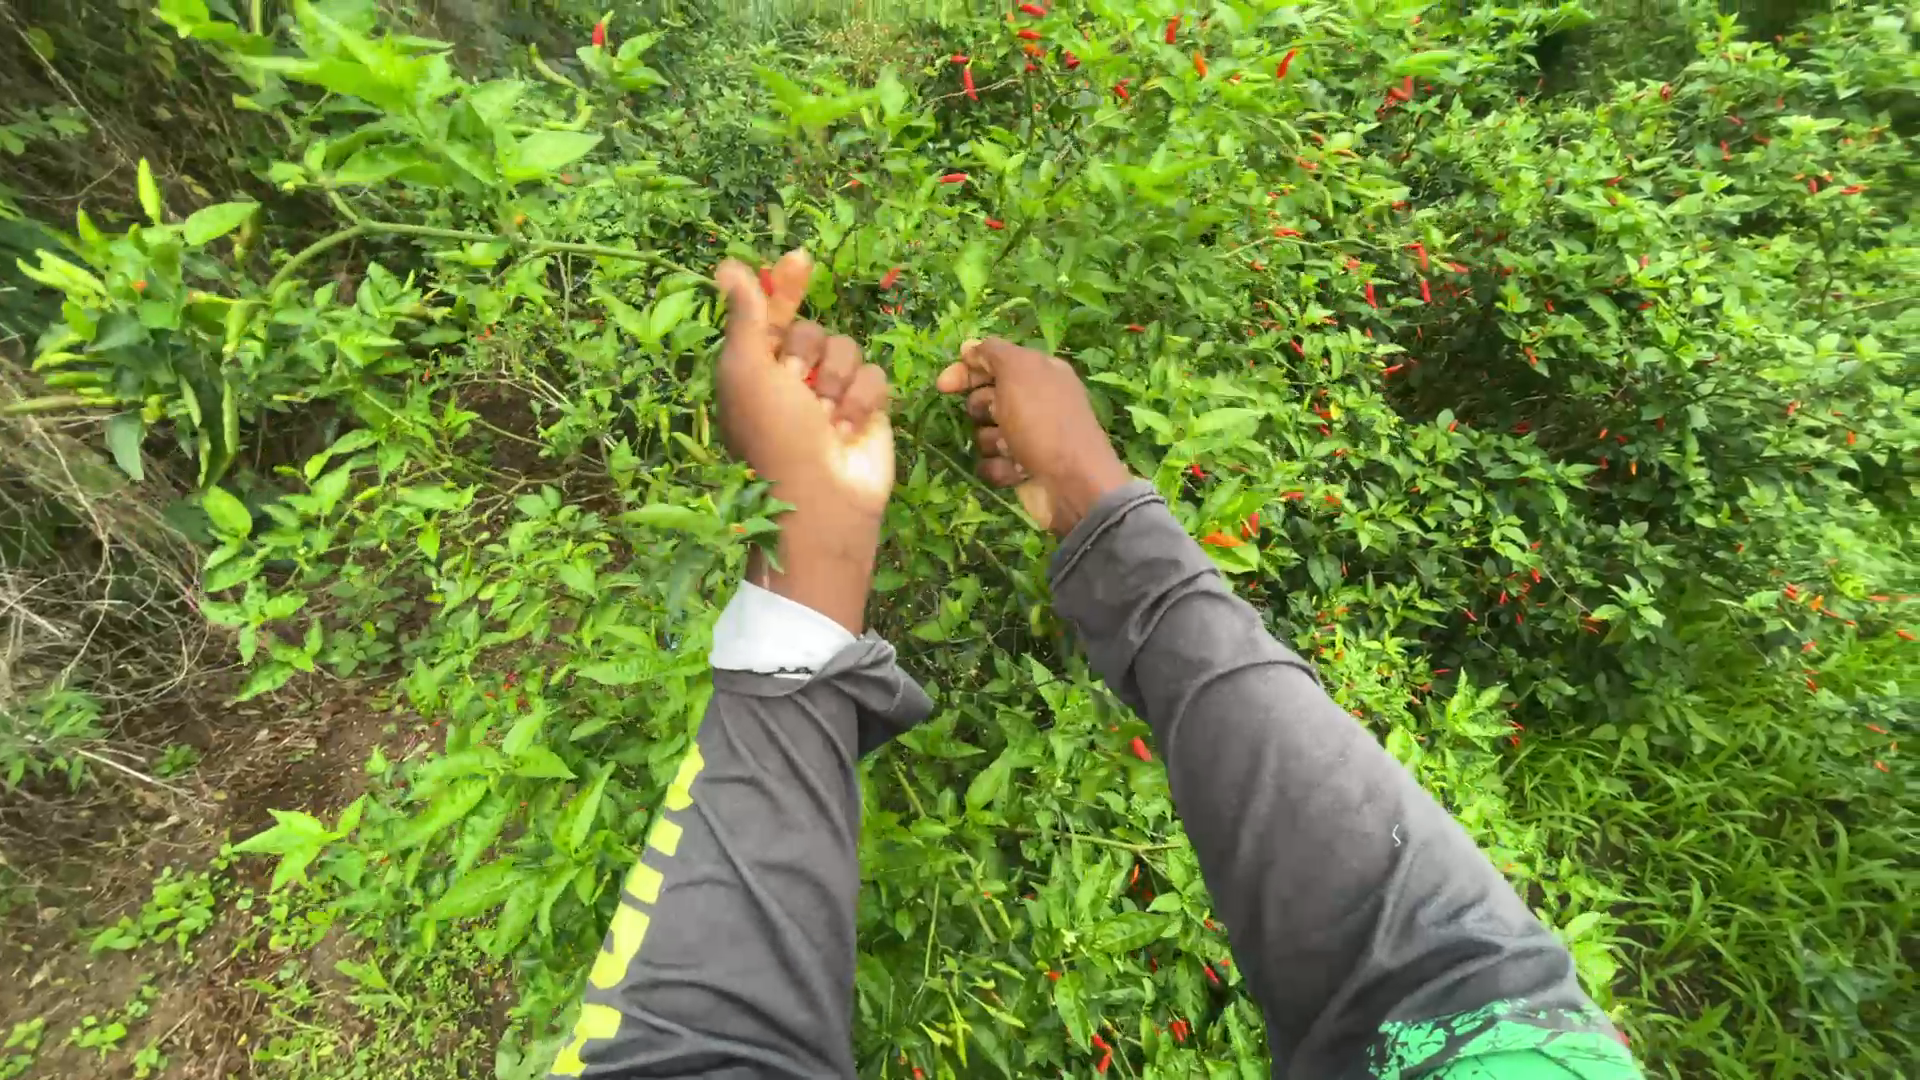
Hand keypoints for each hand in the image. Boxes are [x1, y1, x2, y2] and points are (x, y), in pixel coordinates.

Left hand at [714, 250, 893, 631]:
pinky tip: (850, 430)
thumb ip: (746, 316)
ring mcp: (833, 394)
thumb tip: (727, 264)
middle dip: (810, 355)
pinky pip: (874, 376)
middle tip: (799, 387)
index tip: (800, 259)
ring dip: (837, 383)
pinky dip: (863, 402)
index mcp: (756, 369)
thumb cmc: (776, 435)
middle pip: (813, 328)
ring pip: (847, 349)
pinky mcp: (867, 410)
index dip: (784, 288)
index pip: (771, 315)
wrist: (824, 498)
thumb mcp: (748, 371)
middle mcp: (794, 378)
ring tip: (828, 420)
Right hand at [936, 338, 1130, 535]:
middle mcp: (1034, 402)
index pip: (993, 362)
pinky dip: (1000, 468)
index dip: (967, 371)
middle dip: (981, 409)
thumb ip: (992, 353)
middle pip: (985, 399)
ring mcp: (1028, 438)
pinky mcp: (1021, 469)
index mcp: (1039, 373)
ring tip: (1010, 448)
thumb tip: (970, 346)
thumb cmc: (1044, 422)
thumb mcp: (1018, 372)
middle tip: (996, 416)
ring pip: (984, 434)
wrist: (1073, 484)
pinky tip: (1017, 471)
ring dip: (990, 441)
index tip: (943, 385)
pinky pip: (992, 464)